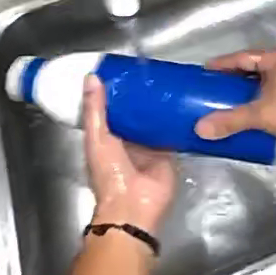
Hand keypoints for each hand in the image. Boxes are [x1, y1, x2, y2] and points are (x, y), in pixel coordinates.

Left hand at [82, 76, 175, 233]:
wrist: (134, 206)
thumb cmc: (109, 173)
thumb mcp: (97, 137)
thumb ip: (95, 109)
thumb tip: (91, 77)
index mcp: (107, 136)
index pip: (112, 108)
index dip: (117, 90)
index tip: (126, 68)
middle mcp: (128, 140)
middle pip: (136, 112)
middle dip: (142, 96)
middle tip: (153, 71)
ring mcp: (150, 146)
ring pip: (155, 120)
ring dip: (160, 106)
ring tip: (170, 81)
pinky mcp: (169, 151)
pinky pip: (173, 132)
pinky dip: (177, 120)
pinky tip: (184, 102)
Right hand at [195, 49, 275, 148]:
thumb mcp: (262, 115)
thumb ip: (231, 121)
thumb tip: (200, 128)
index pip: (243, 56)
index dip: (223, 63)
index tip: (205, 70)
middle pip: (255, 67)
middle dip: (235, 77)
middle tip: (215, 86)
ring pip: (268, 80)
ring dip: (250, 89)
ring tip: (231, 100)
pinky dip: (263, 98)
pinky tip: (255, 111)